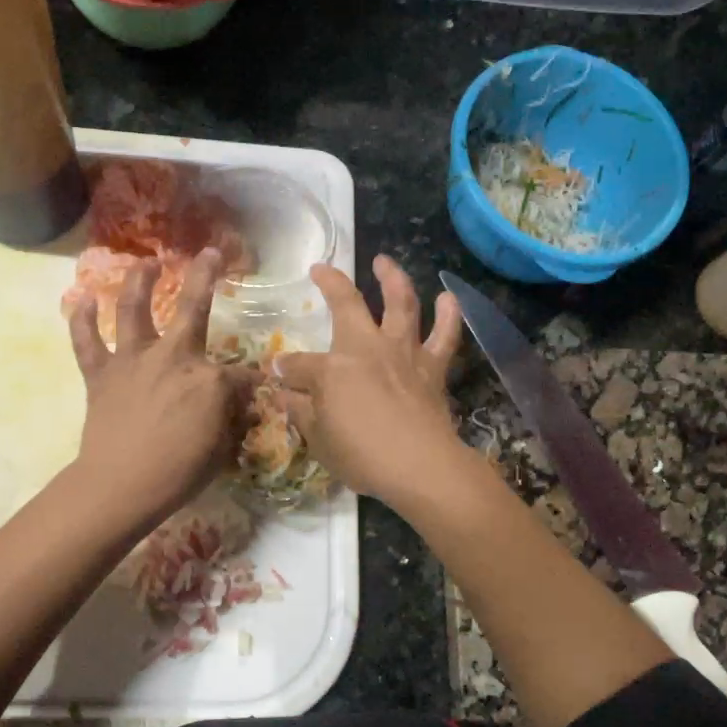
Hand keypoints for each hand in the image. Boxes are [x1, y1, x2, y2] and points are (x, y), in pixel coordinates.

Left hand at [68, 249, 253, 523]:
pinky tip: (81, 298)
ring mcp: (132, 360)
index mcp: (208, 378)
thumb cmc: (179, 472)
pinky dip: (81, 319)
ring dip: (139, 281)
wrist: (122, 484)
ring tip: (145, 262)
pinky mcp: (99, 374)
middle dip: (205, 275)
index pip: (241, 373)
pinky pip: (86, 340)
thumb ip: (231, 417)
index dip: (250, 382)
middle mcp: (172, 356)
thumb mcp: (222, 448)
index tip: (254, 390)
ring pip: (133, 309)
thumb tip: (241, 400)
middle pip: (193, 307)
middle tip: (211, 254)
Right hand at [276, 255, 464, 503]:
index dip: (285, 370)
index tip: (277, 375)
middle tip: (324, 270)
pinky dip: (449, 315)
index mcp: (332, 368)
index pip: (298, 365)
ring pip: (400, 303)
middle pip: (347, 305)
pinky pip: (445, 335)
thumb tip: (284, 393)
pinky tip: (449, 298)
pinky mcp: (433, 367)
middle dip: (332, 284)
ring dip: (392, 278)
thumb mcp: (319, 440)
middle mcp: (367, 349)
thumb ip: (302, 412)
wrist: (420, 465)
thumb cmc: (362, 456)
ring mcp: (403, 353)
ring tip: (385, 261)